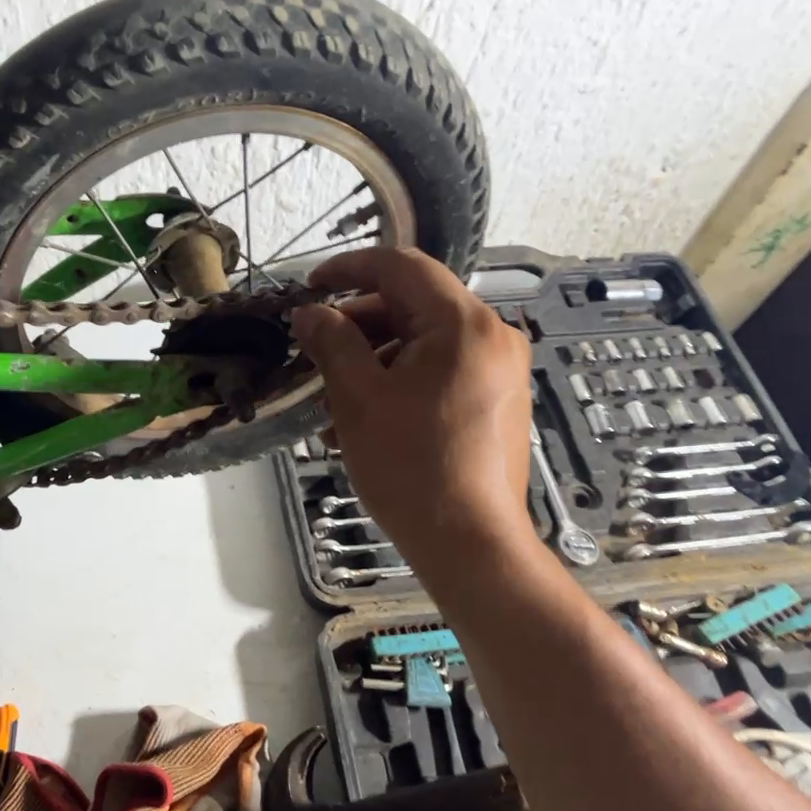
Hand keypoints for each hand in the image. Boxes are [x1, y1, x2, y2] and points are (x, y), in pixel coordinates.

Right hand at [292, 248, 536, 577]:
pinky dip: (401, 387)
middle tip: (314, 361)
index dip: (348, 269)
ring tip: (333, 409)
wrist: (470, 542)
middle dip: (357, 329)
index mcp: (463, 324)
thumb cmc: (412, 467)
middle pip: (414, 308)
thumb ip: (333, 344)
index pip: (401, 268)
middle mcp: (493, 337)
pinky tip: (366, 426)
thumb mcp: (359, 400)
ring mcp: (500, 373)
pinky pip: (442, 376)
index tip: (310, 288)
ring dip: (373, 365)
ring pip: (424, 347)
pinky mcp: (497, 405)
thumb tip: (310, 314)